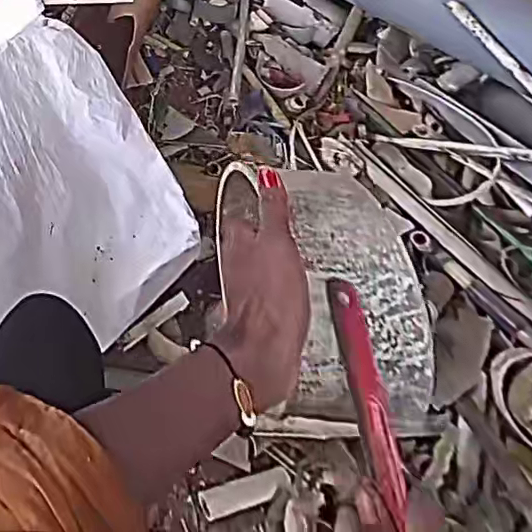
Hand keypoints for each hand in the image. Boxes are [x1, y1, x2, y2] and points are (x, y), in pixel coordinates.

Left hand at [210, 165, 310, 407]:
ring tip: (295, 255)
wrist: (266, 353)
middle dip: (268, 232)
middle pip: (250, 237)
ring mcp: (246, 286)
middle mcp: (236, 261)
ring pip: (259, 263)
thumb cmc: (269, 300)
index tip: (274, 196)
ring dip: (275, 258)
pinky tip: (295, 289)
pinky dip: (282, 284)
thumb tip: (267, 178)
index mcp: (237, 239)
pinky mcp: (260, 310)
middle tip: (287, 225)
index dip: (259, 204)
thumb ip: (273, 210)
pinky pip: (271, 289)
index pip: (244, 213)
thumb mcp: (278, 243)